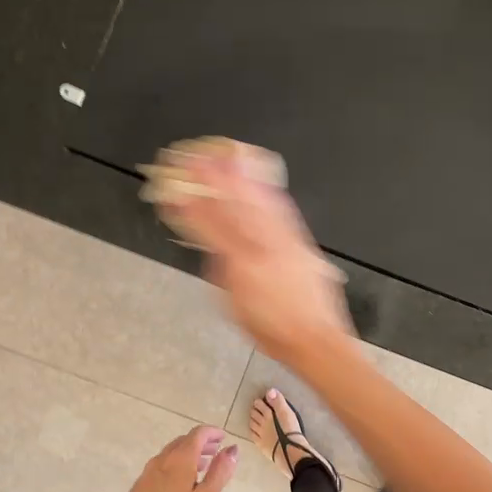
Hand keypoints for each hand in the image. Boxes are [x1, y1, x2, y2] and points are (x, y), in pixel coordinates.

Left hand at [101, 425, 238, 491]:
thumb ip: (220, 472)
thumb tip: (233, 449)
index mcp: (180, 458)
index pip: (198, 433)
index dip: (212, 432)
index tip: (224, 437)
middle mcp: (162, 459)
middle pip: (183, 441)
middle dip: (201, 443)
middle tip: (215, 451)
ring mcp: (147, 471)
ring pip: (171, 453)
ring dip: (188, 454)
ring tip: (201, 467)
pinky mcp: (139, 485)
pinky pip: (162, 466)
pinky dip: (175, 465)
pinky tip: (179, 484)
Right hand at [174, 143, 355, 366]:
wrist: (315, 337)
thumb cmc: (272, 328)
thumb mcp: (232, 302)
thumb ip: (223, 269)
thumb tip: (215, 246)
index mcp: (241, 263)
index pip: (210, 225)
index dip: (192, 203)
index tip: (176, 187)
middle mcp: (263, 246)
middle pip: (233, 204)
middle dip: (212, 178)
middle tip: (195, 157)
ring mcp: (285, 240)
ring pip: (258, 200)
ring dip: (239, 175)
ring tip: (226, 154)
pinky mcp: (300, 241)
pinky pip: (281, 208)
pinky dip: (267, 189)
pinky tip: (260, 176)